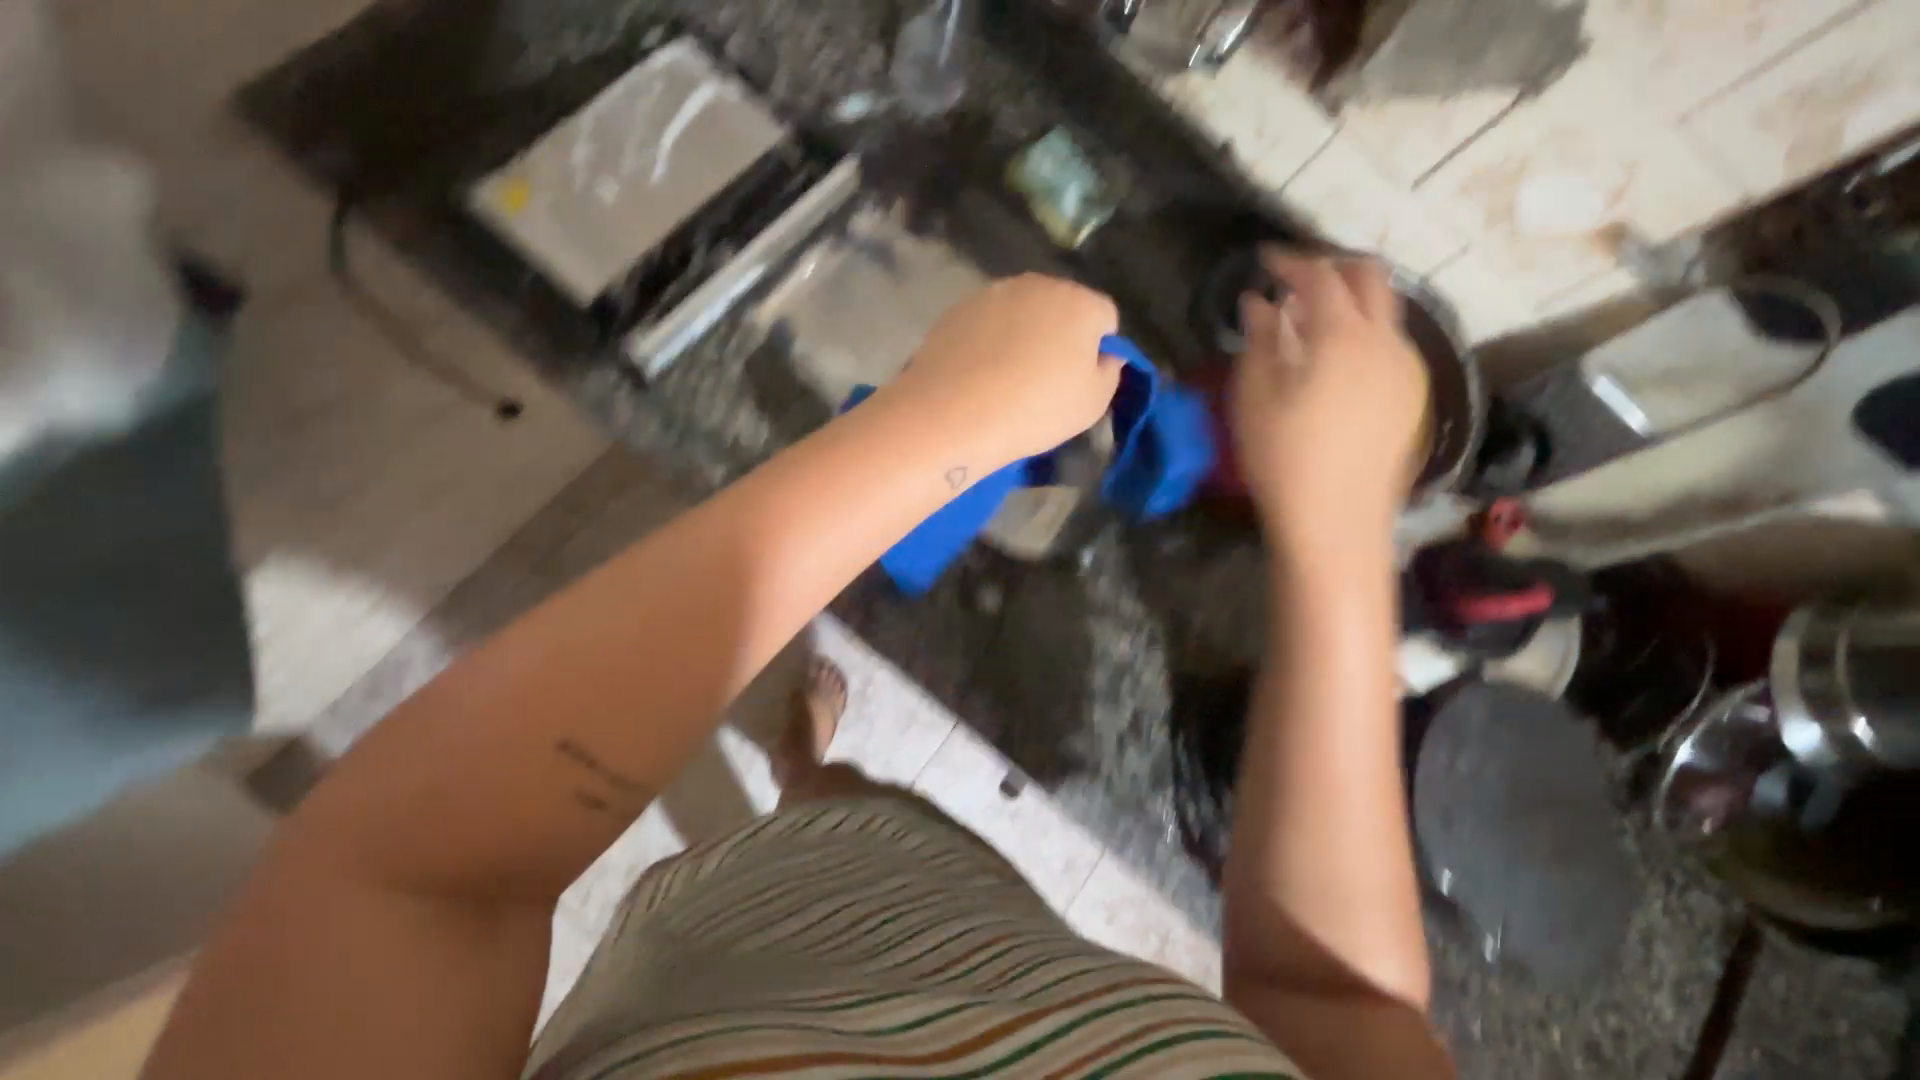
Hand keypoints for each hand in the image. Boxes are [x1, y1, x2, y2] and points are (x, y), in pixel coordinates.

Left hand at [877, 273, 1123, 470]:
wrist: (954, 413)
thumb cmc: (1036, 409)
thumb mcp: (1093, 403)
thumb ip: (1110, 371)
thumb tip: (1105, 354)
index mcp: (1080, 302)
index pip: (1104, 318)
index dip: (1098, 349)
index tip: (1079, 380)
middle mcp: (1038, 285)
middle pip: (1061, 307)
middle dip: (1059, 335)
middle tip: (1044, 379)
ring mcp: (993, 293)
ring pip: (1022, 312)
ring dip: (1022, 335)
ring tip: (1007, 378)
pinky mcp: (958, 308)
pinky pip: (987, 323)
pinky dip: (988, 340)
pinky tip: (979, 374)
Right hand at [1232, 252, 1429, 540]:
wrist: (1336, 523)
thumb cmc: (1283, 459)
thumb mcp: (1255, 396)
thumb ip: (1260, 339)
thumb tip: (1259, 303)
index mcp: (1342, 335)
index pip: (1318, 276)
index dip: (1290, 262)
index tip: (1263, 259)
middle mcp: (1385, 341)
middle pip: (1370, 278)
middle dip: (1333, 266)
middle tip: (1296, 277)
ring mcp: (1406, 369)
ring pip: (1387, 311)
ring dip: (1352, 300)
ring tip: (1313, 318)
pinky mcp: (1412, 397)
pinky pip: (1392, 343)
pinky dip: (1365, 332)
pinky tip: (1337, 359)